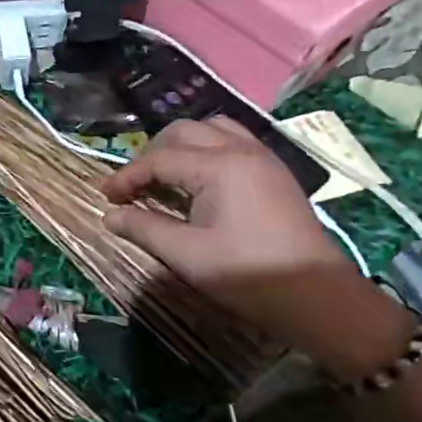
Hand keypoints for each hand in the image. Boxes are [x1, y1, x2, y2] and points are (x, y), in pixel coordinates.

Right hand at [100, 117, 409, 361]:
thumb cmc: (247, 274)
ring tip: (166, 174)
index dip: (128, 176)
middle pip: (185, 132)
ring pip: (213, 129)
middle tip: (134, 184)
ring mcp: (263, 157)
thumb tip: (111, 216)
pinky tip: (200, 179)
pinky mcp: (275, 171)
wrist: (314, 292)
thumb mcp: (187, 255)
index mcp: (218, 166)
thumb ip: (145, 229)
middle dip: (152, 153)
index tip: (106, 197)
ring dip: (182, 145)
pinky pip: (235, 141)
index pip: (160, 159)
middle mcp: (241, 149)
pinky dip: (208, 149)